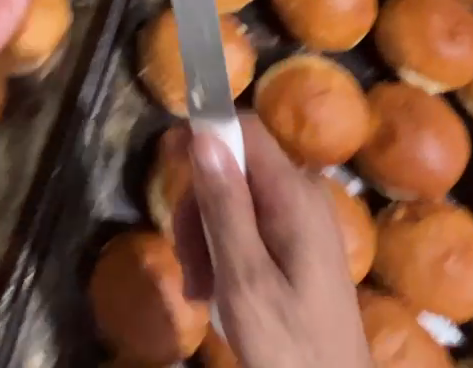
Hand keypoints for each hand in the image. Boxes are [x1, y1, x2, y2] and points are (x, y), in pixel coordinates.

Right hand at [168, 114, 371, 367]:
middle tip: (186, 259)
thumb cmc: (289, 344)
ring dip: (205, 233)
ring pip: (235, 196)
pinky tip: (215, 287)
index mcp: (294, 194)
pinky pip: (249, 221)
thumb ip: (224, 205)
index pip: (245, 128)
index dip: (205, 134)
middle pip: (233, 165)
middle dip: (199, 205)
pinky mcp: (298, 241)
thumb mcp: (244, 279)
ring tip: (199, 286)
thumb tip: (202, 134)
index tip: (170, 165)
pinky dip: (224, 247)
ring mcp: (302, 218)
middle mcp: (302, 193)